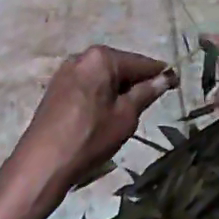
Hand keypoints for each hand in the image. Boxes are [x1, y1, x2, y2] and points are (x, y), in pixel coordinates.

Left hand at [10, 45, 176, 191]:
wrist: (43, 161)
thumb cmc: (89, 137)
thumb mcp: (125, 116)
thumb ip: (146, 93)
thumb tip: (165, 78)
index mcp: (101, 58)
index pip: (140, 62)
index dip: (159, 74)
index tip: (176, 83)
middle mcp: (81, 57)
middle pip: (119, 66)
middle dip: (136, 81)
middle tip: (153, 102)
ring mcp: (66, 71)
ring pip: (102, 76)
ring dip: (118, 89)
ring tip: (130, 112)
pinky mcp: (56, 87)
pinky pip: (88, 84)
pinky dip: (101, 94)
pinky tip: (106, 114)